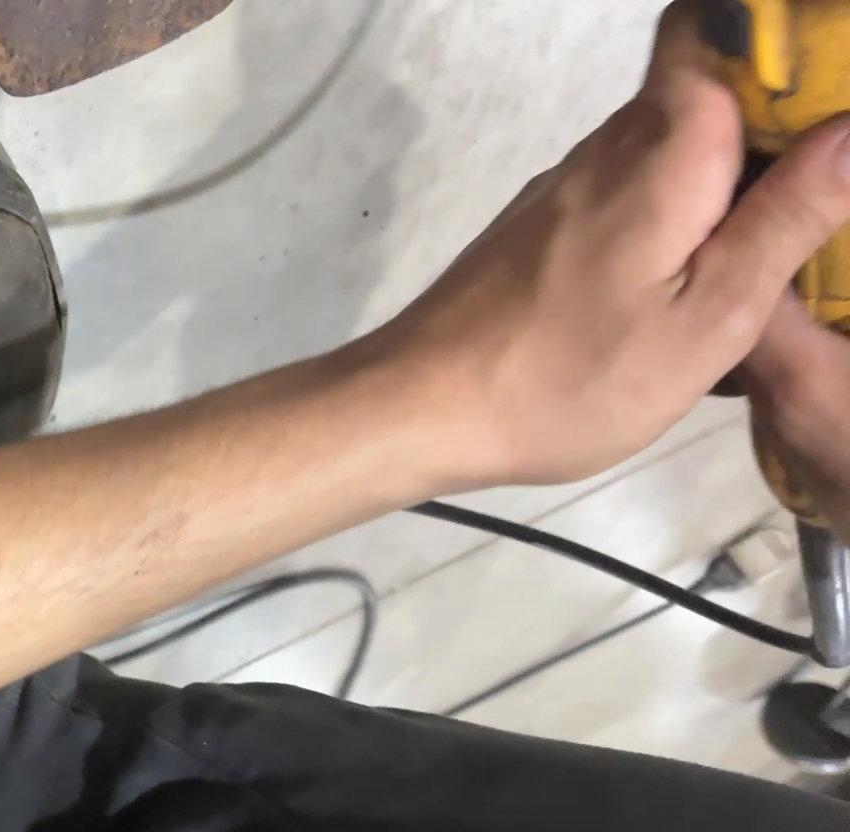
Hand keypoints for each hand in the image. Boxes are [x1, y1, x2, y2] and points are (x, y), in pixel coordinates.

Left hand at [369, 2, 849, 489]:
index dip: (785, 35)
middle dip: (775, 126)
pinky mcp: (518, 247)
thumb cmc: (554, 382)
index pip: (710, 30)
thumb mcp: (704, 320)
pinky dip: (657, 228)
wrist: (403, 415)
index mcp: (658, 155)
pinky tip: (674, 287)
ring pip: (656, 161)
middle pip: (700, 98)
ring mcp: (546, 205)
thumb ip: (785, 217)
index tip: (825, 92)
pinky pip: (610, 209)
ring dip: (715, 188)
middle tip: (820, 198)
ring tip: (765, 246)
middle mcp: (593, 162)